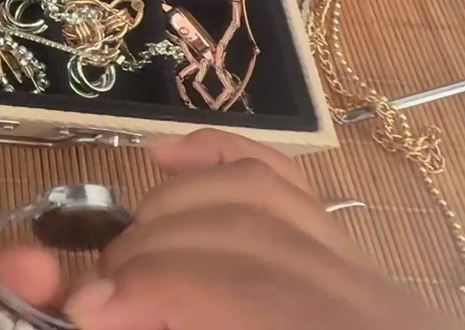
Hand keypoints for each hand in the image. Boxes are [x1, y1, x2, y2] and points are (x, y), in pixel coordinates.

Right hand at [66, 130, 460, 329]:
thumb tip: (91, 309)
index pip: (245, 291)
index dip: (151, 288)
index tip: (84, 310)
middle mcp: (380, 308)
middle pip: (241, 231)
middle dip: (146, 252)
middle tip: (97, 297)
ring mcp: (371, 273)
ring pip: (254, 189)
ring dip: (167, 206)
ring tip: (126, 258)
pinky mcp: (351, 255)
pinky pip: (278, 176)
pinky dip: (212, 154)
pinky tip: (160, 160)